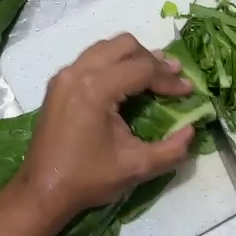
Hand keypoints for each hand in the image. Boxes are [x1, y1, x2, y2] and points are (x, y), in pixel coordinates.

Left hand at [18, 34, 195, 215]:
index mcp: (96, 88)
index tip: (189, 92)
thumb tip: (191, 131)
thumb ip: (171, 149)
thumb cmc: (88, 178)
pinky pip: (91, 60)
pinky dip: (113, 65)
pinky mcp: (58, 85)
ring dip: (132, 58)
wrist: (44, 190)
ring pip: (105, 48)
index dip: (169, 79)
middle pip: (124, 46)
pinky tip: (126, 85)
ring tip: (153, 76)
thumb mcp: (137, 167)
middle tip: (173, 78)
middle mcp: (78, 72)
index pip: (142, 69)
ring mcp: (64, 76)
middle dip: (152, 60)